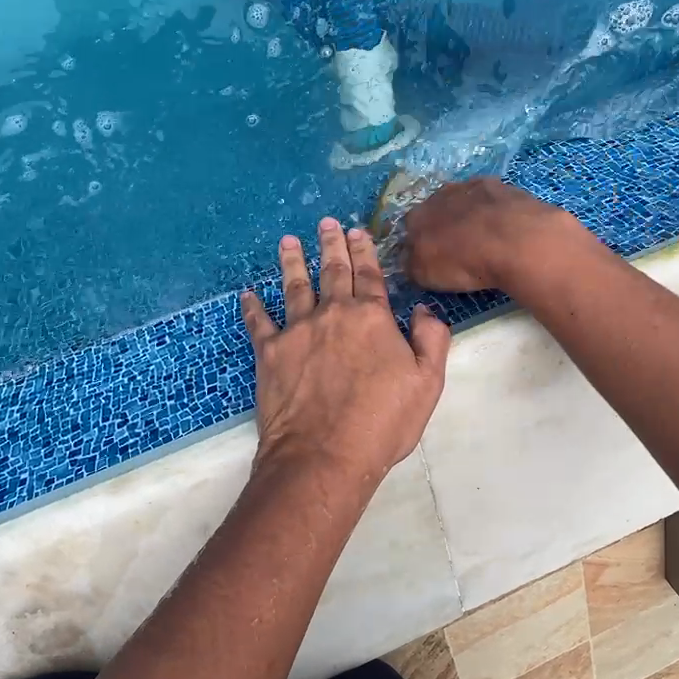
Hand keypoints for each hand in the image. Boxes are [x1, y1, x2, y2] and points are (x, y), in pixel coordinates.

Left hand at [240, 218, 450, 487]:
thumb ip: (431, 339)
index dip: (364, 251)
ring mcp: (297, 331)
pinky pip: (258, 322)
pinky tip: (247, 293)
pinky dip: (252, 306)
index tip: (358, 231)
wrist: (323, 455)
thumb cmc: (381, 423)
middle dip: (330, 244)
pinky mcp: (269, 352)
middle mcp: (333, 314)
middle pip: (331, 271)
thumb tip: (422, 309)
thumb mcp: (427, 383)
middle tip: (325, 222)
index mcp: (372, 318)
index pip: (369, 275)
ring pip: (294, 286)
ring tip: (288, 241)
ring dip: (291, 261)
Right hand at [401, 177, 586, 292]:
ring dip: (469, 214)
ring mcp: (471, 187)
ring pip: (463, 201)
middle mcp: (439, 196)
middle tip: (459, 248)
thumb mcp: (425, 275)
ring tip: (485, 237)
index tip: (432, 258)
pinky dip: (494, 209)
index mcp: (417, 217)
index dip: (419, 243)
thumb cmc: (463, 262)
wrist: (513, 240)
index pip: (410, 229)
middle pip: (437, 210)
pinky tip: (504, 225)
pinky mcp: (501, 185)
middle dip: (444, 225)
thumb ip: (411, 265)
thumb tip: (408, 259)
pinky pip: (491, 198)